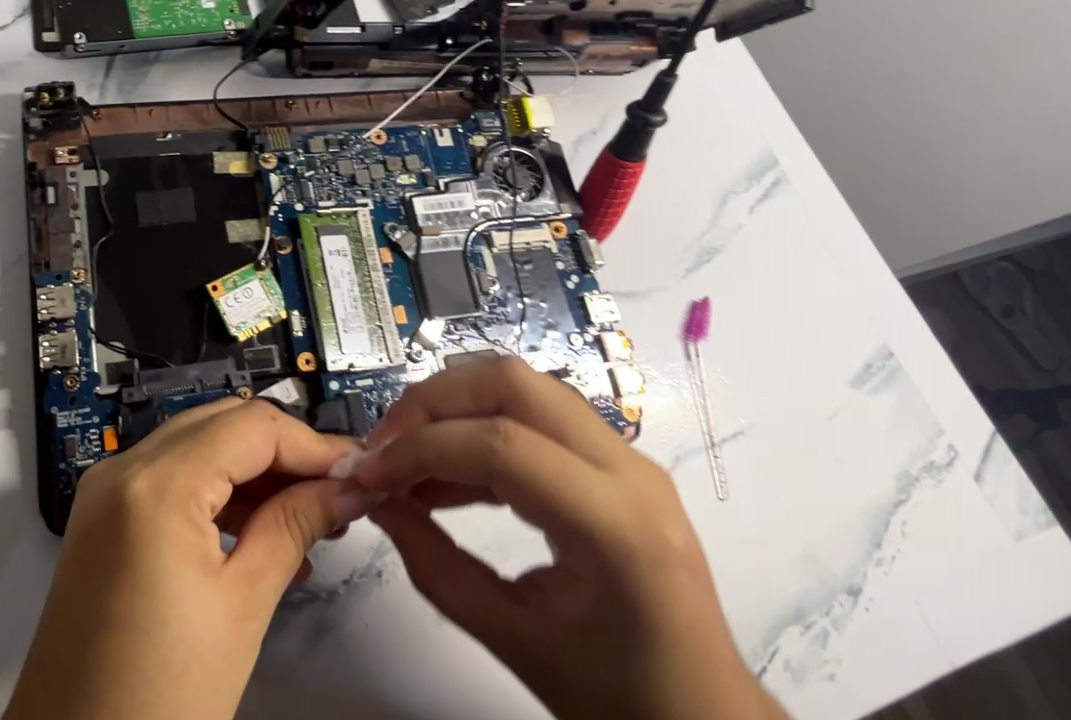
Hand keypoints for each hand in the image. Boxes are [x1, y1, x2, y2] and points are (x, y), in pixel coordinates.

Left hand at [4, 398, 365, 719]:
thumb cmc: (156, 697)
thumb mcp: (243, 605)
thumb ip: (294, 526)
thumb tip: (342, 489)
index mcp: (154, 487)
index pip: (251, 427)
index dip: (310, 444)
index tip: (354, 471)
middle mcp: (121, 472)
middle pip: (222, 426)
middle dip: (284, 454)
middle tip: (335, 493)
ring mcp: (105, 494)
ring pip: (197, 448)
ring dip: (254, 474)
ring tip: (308, 520)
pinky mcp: (103, 519)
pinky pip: (171, 480)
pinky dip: (218, 494)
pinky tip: (261, 535)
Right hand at [348, 356, 785, 719]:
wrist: (703, 718)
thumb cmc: (617, 695)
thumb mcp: (513, 639)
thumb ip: (434, 565)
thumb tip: (375, 502)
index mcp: (615, 526)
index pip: (501, 446)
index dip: (420, 449)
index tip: (367, 476)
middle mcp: (629, 471)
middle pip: (514, 385)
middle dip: (433, 402)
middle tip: (384, 446)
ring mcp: (629, 460)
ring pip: (526, 388)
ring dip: (455, 408)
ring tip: (404, 458)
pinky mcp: (617, 464)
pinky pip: (538, 419)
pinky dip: (481, 430)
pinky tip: (443, 476)